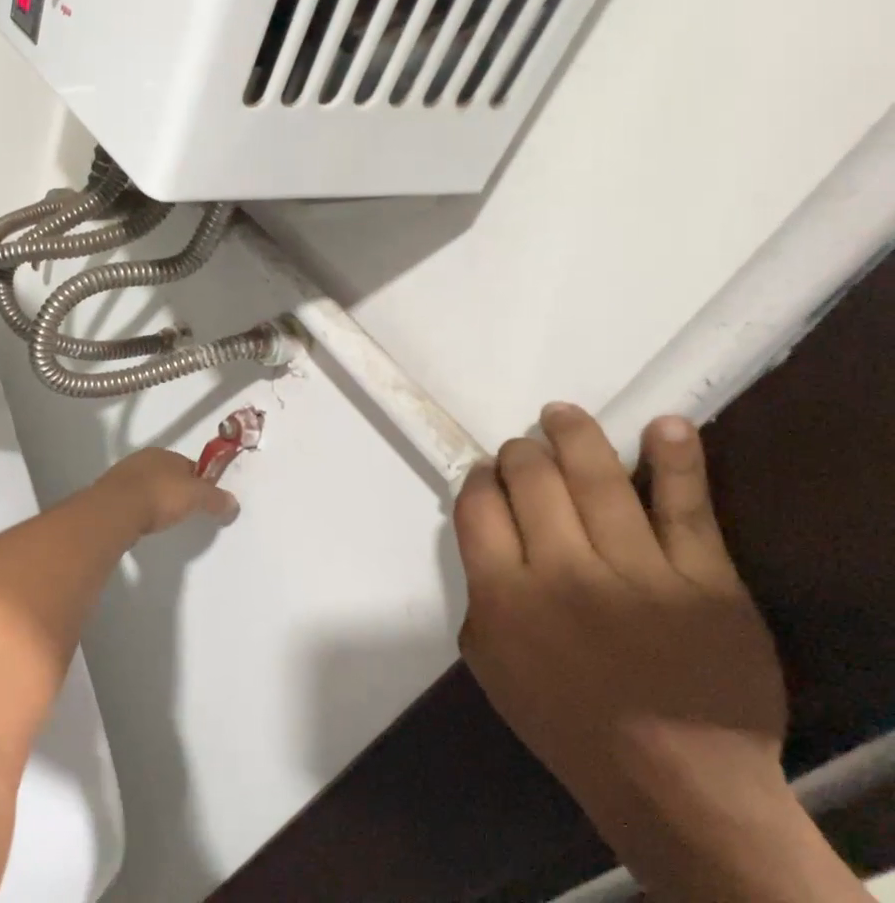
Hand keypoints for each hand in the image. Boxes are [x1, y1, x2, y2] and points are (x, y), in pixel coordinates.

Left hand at [94, 448, 238, 535]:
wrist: (116, 509)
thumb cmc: (160, 495)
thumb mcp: (196, 496)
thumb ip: (216, 499)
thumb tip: (233, 503)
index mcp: (163, 453)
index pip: (189, 465)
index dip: (200, 482)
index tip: (205, 500)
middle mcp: (141, 459)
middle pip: (167, 474)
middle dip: (176, 490)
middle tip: (185, 511)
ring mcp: (123, 475)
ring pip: (148, 486)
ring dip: (156, 499)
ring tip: (164, 518)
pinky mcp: (110, 494)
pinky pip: (133, 499)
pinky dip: (141, 508)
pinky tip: (144, 521)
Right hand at [455, 404, 785, 818]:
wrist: (673, 773)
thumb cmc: (565, 719)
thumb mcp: (488, 659)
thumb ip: (483, 594)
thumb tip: (491, 541)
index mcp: (503, 594)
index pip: (479, 507)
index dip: (480, 478)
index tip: (487, 472)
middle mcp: (562, 571)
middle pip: (532, 482)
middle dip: (520, 453)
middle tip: (523, 446)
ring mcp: (637, 572)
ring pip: (599, 482)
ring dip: (575, 437)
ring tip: (561, 413)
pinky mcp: (706, 580)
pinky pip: (686, 510)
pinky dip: (676, 462)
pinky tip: (665, 425)